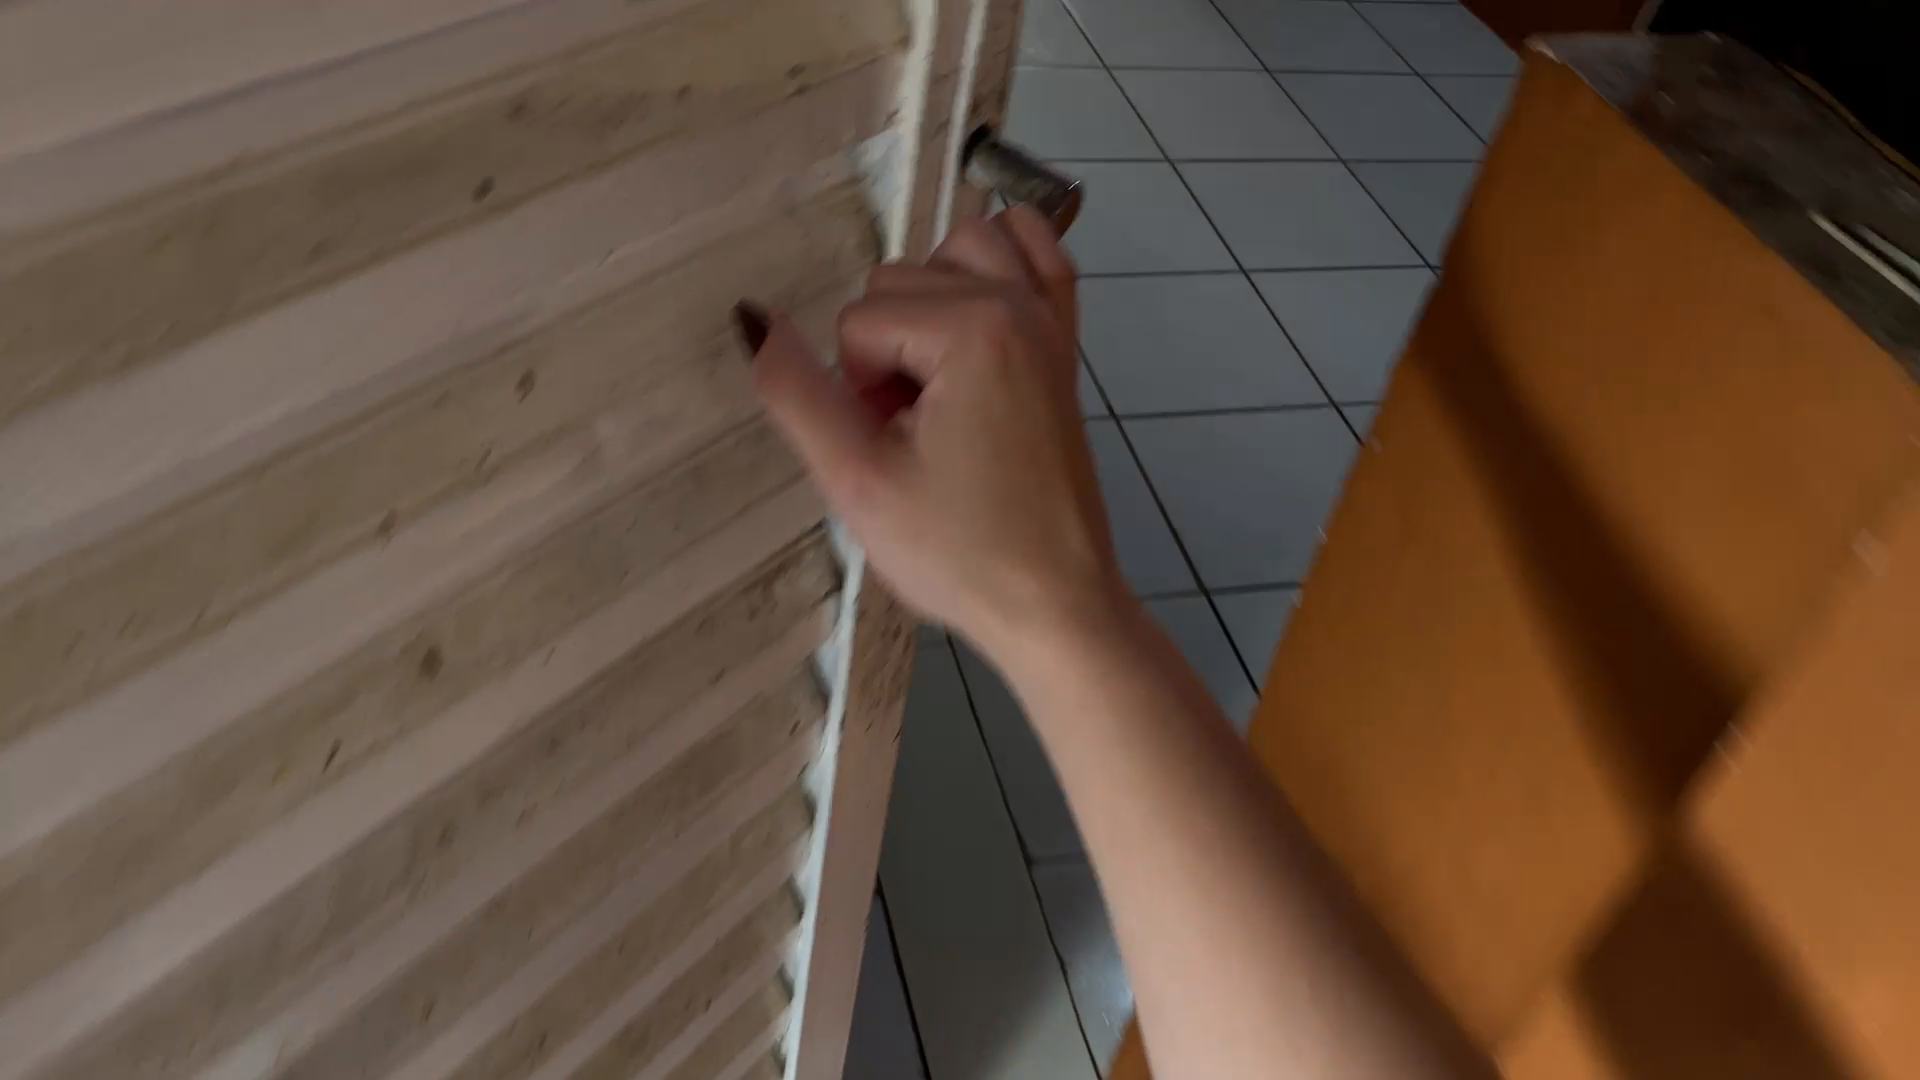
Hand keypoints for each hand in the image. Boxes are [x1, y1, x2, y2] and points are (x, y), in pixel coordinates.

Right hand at [743, 206, 1128, 657]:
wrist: (1053, 602)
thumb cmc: (958, 552)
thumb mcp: (857, 480)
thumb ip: (795, 393)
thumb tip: (754, 318)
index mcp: (972, 329)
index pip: (858, 322)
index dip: (856, 391)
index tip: (893, 451)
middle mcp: (1020, 303)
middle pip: (902, 280)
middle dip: (888, 355)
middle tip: (912, 432)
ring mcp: (1053, 320)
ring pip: (961, 249)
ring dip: (930, 301)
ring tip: (937, 380)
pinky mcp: (1067, 346)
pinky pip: (1039, 256)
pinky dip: (1002, 261)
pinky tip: (978, 307)